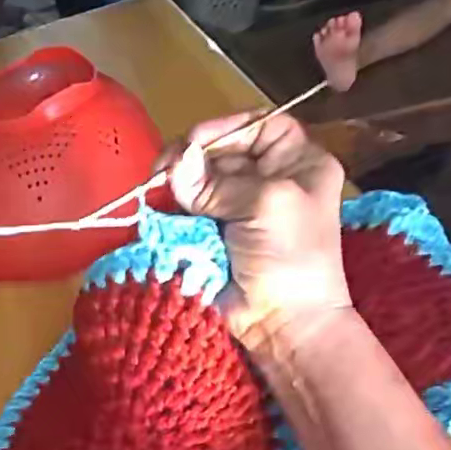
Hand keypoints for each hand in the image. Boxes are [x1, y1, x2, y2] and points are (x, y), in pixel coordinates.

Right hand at [163, 112, 350, 347]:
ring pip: (195, 186)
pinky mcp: (206, 238)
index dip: (225, 130)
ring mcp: (232, 213)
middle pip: (219, 155)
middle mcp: (264, 183)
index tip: (191, 144)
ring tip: (154, 194)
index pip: (259, 127)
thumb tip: (175, 161)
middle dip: (190, 161)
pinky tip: (155, 213)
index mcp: (296, 165)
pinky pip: (181, 216)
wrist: (278, 322)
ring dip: (174, 189)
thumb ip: (218, 182)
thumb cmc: (289, 257)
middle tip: (160, 173)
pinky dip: (167, 214)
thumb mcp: (266, 205)